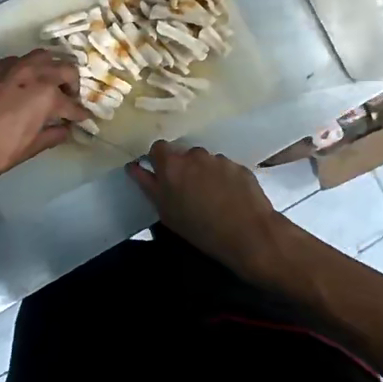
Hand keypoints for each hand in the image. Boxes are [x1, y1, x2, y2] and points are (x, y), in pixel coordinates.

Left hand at [0, 50, 89, 194]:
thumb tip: (66, 129)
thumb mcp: (32, 147)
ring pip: (41, 56)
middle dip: (72, 84)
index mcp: (47, 95)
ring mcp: (9, 68)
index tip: (83, 118)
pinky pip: (14, 60)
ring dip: (50, 68)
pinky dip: (24, 69)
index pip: (73, 104)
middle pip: (64, 69)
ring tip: (47, 83)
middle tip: (68, 98)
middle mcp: (32, 74)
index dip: (80, 113)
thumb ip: (54, 134)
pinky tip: (19, 83)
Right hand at [127, 141, 300, 284]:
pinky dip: (224, 180)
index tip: (163, 178)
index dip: (159, 161)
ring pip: (206, 162)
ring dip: (205, 174)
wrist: (248, 232)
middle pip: (185, 155)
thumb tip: (134, 167)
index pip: (158, 148)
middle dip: (184, 169)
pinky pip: (226, 169)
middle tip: (189, 193)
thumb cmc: (200, 228)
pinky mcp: (240, 167)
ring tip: (212, 199)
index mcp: (172, 165)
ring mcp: (220, 159)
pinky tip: (230, 200)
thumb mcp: (166, 212)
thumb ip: (148, 185)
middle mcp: (196, 155)